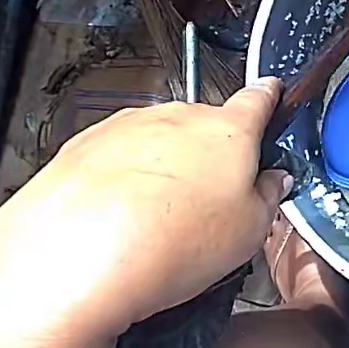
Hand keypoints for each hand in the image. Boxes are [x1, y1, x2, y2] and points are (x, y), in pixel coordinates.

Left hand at [0, 78, 292, 336]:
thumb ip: (267, 196)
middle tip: (209, 205)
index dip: (268, 95)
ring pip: (160, 143)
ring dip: (165, 171)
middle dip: (210, 157)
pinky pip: (119, 157)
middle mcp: (179, 116)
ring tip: (159, 224)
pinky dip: (124, 181)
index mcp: (228, 130)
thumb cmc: (167, 242)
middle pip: (205, 128)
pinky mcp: (88, 143)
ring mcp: (130, 126)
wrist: (78, 256)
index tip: (270, 91)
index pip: (258, 98)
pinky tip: (122, 221)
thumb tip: (270, 183)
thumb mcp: (249, 232)